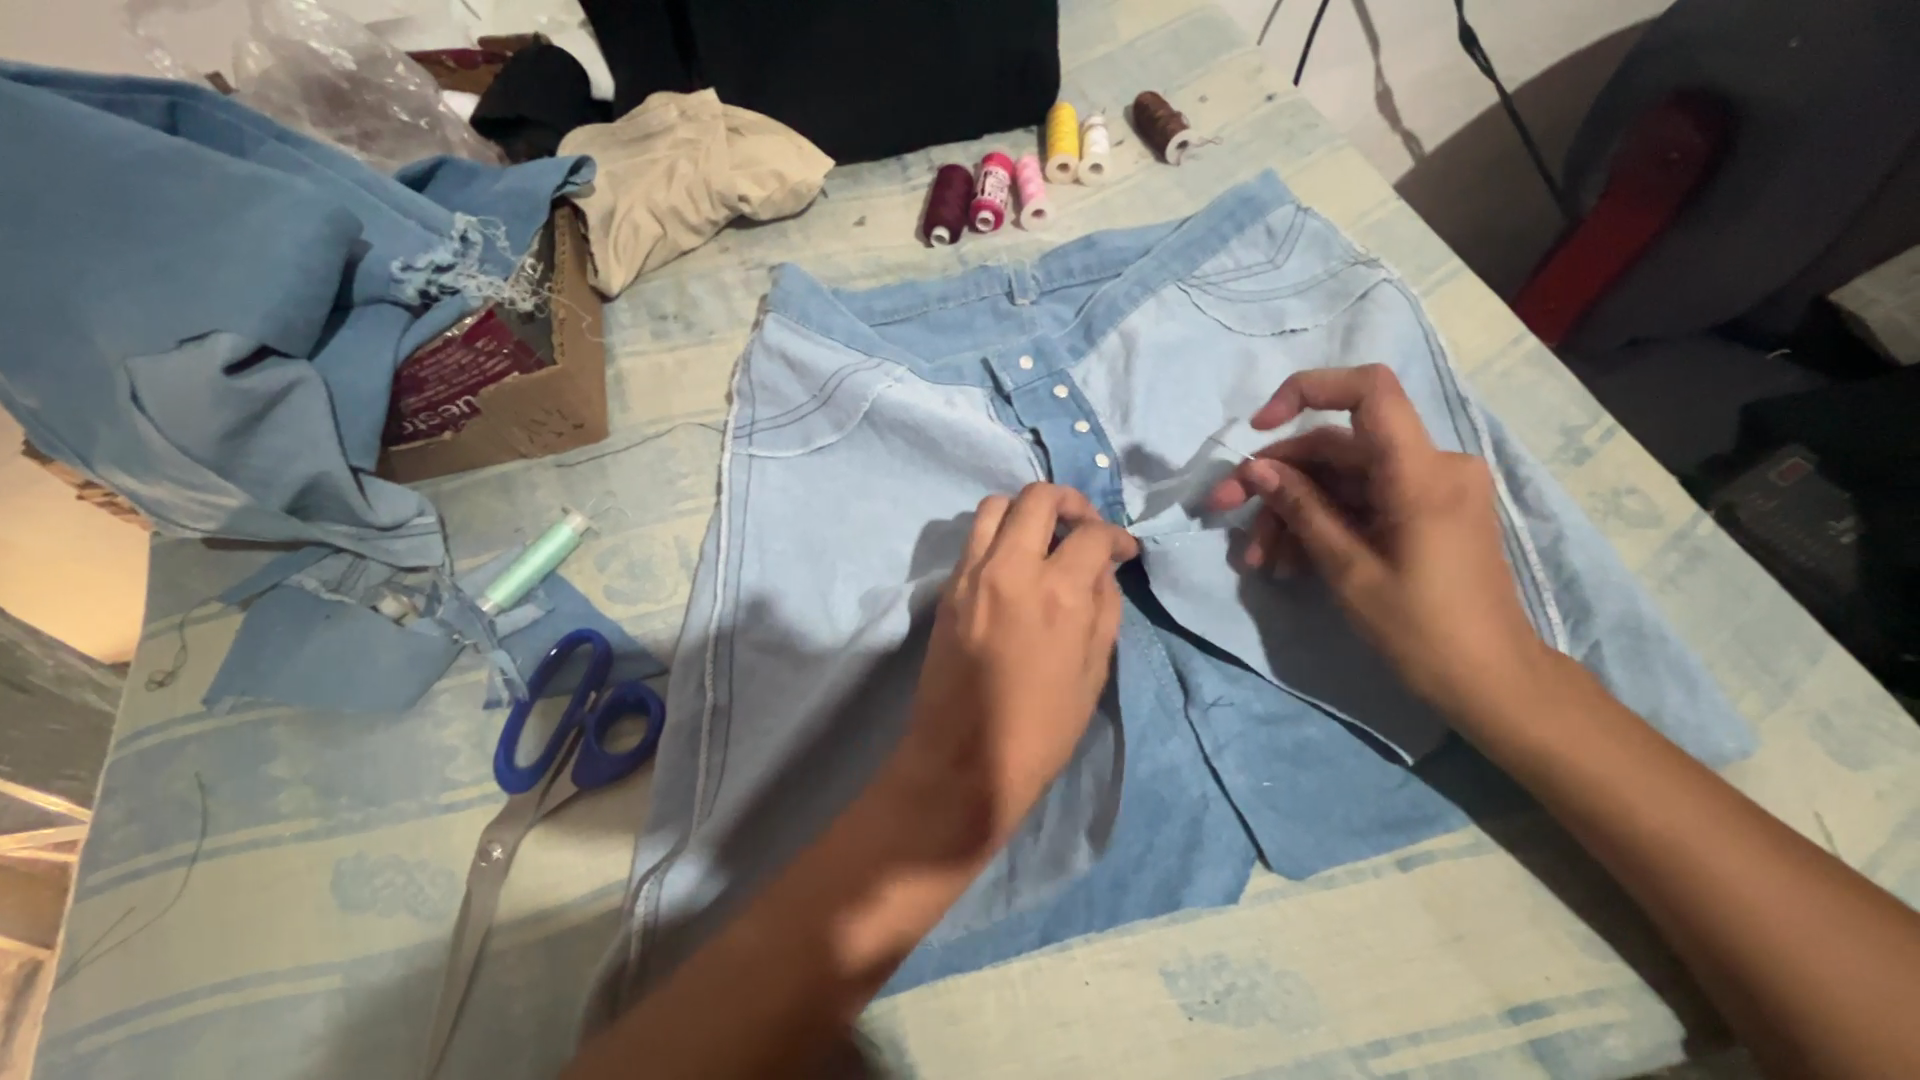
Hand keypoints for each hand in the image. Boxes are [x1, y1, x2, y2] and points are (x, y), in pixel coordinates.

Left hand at [892, 483, 1137, 852]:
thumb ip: (1104, 609)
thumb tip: (1101, 571)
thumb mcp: (1094, 672)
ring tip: (1044, 537)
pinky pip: (973, 539)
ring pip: (995, 506)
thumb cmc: (1042, 728)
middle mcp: (1012, 570)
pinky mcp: (947, 590)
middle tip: (1084, 527)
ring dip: (1026, 510)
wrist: (964, 759)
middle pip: (1038, 498)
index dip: (1116, 536)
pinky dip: (998, 535)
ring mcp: (971, 576)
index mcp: (1059, 594)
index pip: (1092, 533)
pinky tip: (1014, 564)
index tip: (1123, 551)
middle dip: (1070, 502)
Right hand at [1207, 365, 1550, 717]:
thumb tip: (1257, 469)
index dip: (1307, 391)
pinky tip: (1289, 562)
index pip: (1369, 391)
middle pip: (1337, 447)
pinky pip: (1362, 500)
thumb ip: (1303, 510)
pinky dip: (1323, 523)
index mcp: (1422, 473)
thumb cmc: (1421, 630)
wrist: (1489, 680)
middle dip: (1277, 479)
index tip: (1259, 429)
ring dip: (1293, 511)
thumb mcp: (1349, 570)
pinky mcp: (1424, 511)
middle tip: (1223, 511)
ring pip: (1342, 478)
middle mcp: (1433, 466)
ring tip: (1259, 560)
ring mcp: (1430, 489)